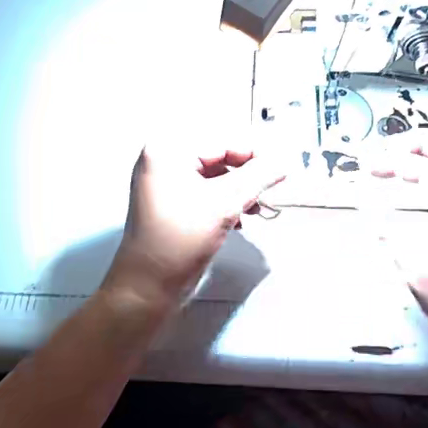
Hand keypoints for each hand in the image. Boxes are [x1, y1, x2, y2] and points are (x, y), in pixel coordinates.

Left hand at [102, 142, 285, 314]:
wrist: (147, 287)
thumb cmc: (178, 241)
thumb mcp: (225, 204)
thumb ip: (257, 178)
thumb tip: (281, 163)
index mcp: (167, 151)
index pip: (221, 141)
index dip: (253, 155)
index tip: (279, 169)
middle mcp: (161, 161)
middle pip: (217, 158)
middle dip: (246, 176)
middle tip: (270, 191)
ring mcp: (162, 184)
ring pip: (212, 177)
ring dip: (238, 191)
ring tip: (257, 208)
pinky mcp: (168, 205)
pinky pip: (203, 193)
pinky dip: (223, 203)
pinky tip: (239, 219)